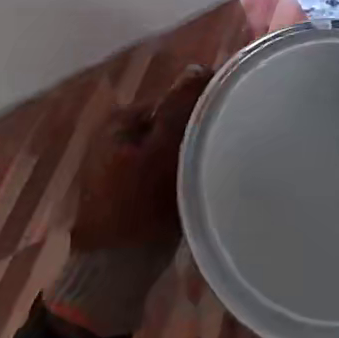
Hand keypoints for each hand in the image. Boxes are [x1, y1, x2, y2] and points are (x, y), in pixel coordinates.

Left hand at [44, 67, 211, 337]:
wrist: (113, 270)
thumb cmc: (139, 206)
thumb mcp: (163, 151)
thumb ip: (179, 108)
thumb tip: (197, 67)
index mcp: (121, 120)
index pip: (173, 99)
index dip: (201, 110)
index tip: (225, 127)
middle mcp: (118, 137)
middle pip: (171, 124)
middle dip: (194, 135)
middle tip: (219, 154)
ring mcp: (121, 166)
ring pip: (169, 149)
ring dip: (188, 157)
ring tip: (208, 174)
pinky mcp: (129, 191)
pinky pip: (163, 172)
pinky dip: (178, 177)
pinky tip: (192, 192)